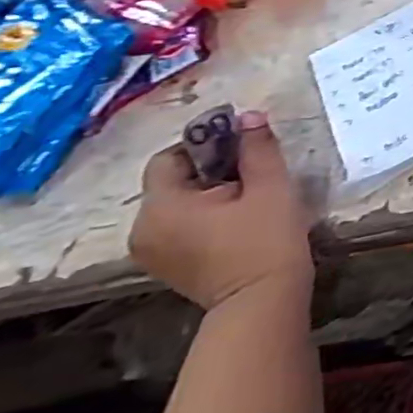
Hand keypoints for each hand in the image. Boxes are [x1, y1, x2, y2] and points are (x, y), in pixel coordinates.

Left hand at [130, 111, 314, 310]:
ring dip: (208, 190)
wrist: (262, 297)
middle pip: (171, 180)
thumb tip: (247, 115)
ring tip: (248, 194)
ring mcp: (149, 250)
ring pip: (176, 202)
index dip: (205, 144)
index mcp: (161, 208)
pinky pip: (177, 223)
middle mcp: (142, 228)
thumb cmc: (267, 237)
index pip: (169, 158)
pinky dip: (202, 212)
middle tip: (253, 169)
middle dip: (210, 168)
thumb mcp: (270, 186)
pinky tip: (236, 217)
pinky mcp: (164, 262)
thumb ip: (257, 148)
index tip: (243, 144)